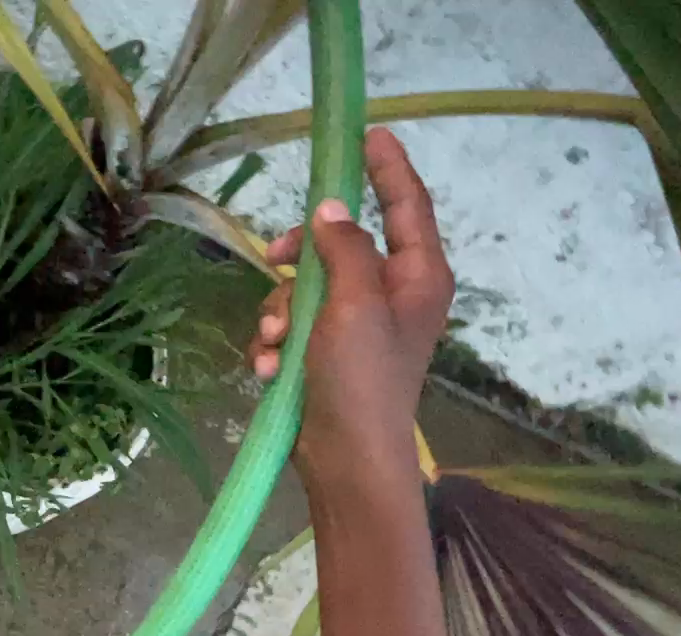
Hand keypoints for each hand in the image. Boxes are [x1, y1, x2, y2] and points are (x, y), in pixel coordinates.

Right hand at [246, 128, 453, 490]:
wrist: (344, 456)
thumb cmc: (361, 380)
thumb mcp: (354, 305)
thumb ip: (344, 250)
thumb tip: (329, 210)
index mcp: (415, 276)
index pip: (406, 206)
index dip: (387, 169)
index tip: (369, 134)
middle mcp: (387, 296)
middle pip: (338, 247)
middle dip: (299, 258)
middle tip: (274, 258)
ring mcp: (351, 328)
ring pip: (302, 291)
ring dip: (277, 314)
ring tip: (271, 347)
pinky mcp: (320, 356)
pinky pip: (288, 329)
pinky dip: (272, 345)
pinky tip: (264, 369)